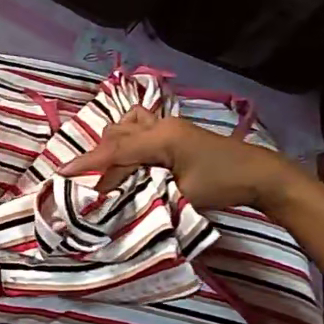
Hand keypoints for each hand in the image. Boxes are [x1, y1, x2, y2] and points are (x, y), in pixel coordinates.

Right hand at [56, 108, 308, 212]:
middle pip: (115, 138)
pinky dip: (127, 140)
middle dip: (98, 161)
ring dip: (112, 148)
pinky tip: (130, 159)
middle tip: (90, 187)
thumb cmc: (225, 184)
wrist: (263, 176)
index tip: (60, 174)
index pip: (114, 151)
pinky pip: (138, 128)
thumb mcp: (182, 195)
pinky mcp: (174, 131)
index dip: (86, 163)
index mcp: (161, 137)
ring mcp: (168, 125)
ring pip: (124, 128)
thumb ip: (145, 192)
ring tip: (110, 175)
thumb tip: (116, 198)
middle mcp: (160, 125)